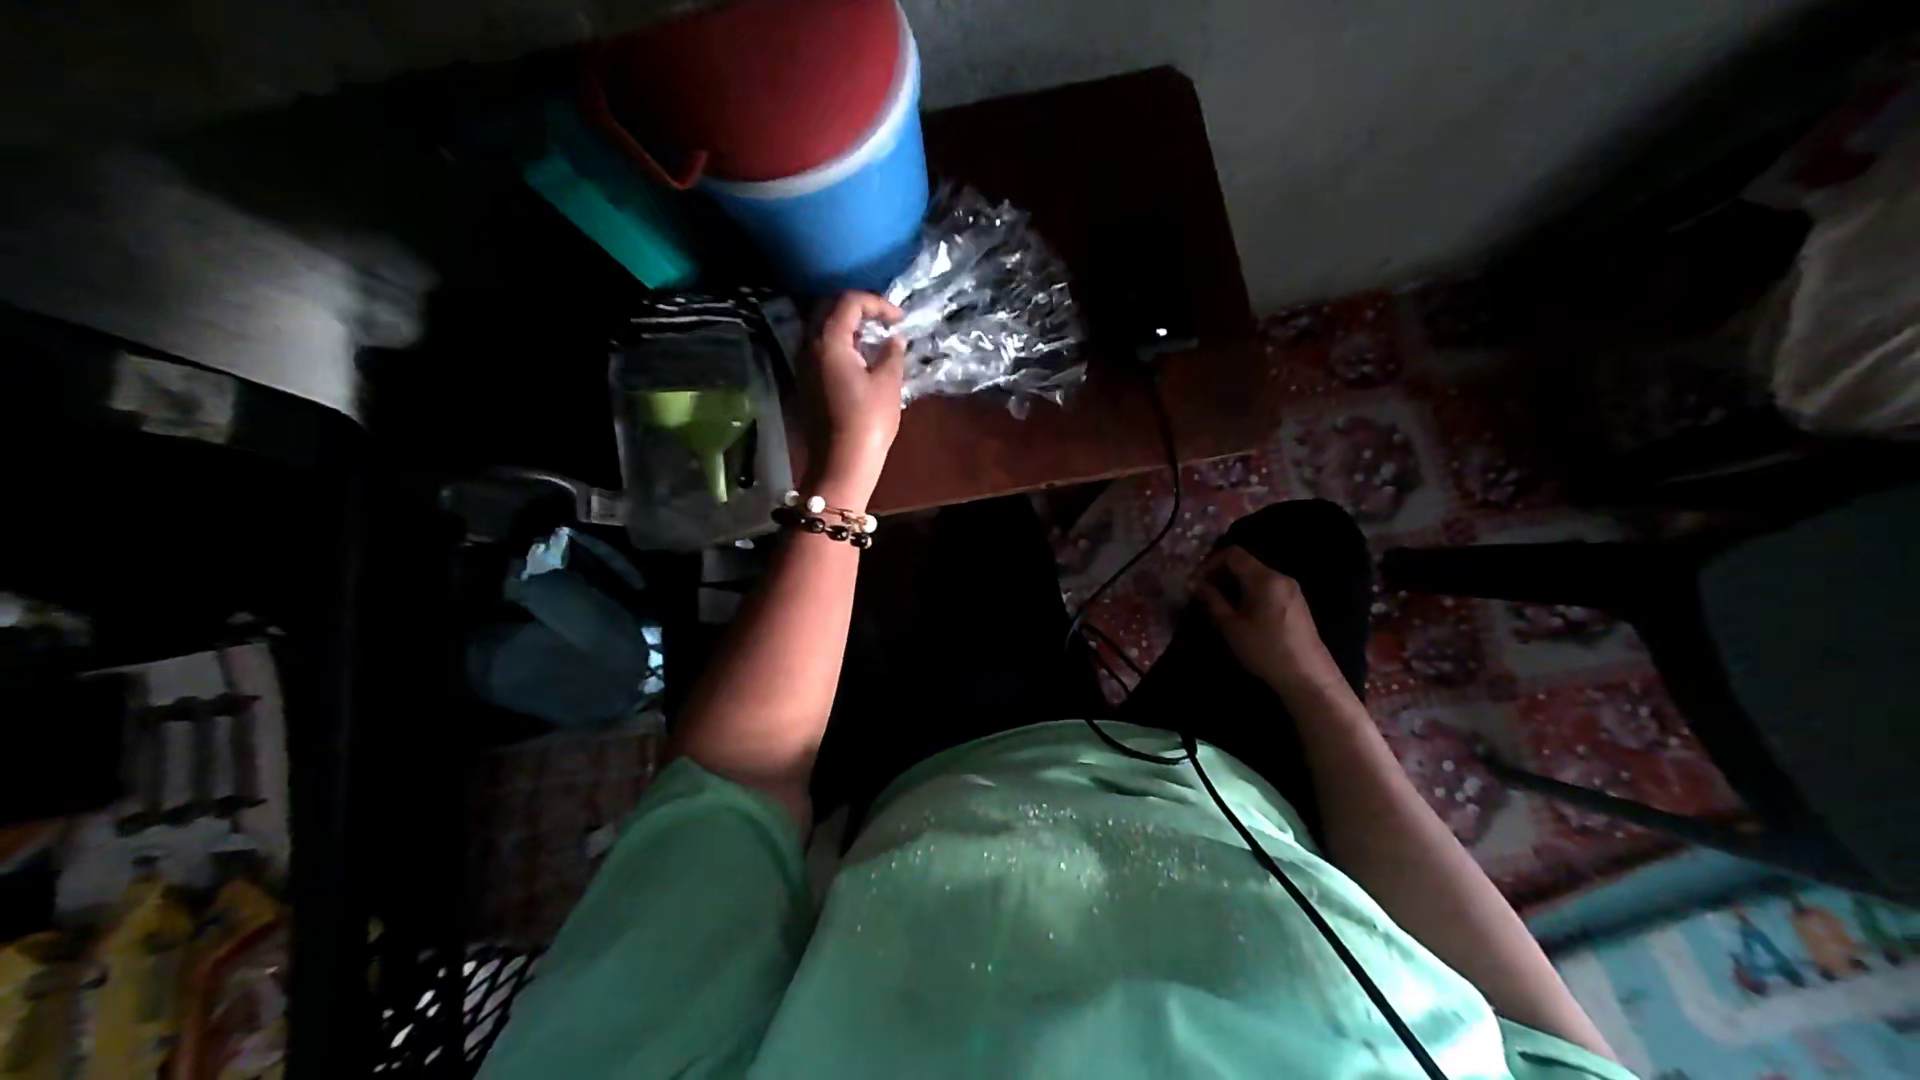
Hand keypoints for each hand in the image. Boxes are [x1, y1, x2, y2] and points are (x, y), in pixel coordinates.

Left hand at [804, 292, 905, 507]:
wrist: (842, 462)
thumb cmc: (869, 421)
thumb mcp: (888, 383)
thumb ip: (892, 353)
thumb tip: (894, 339)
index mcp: (828, 341)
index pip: (849, 302)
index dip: (877, 303)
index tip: (899, 318)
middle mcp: (808, 346)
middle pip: (828, 309)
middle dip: (858, 308)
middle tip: (883, 320)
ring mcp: (803, 364)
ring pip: (820, 328)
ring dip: (846, 326)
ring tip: (873, 337)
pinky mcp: (805, 381)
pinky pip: (818, 348)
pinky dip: (838, 343)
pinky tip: (859, 358)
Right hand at [1193, 547, 1346, 699]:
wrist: (1307, 676)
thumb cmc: (1265, 649)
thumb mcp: (1231, 626)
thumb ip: (1212, 599)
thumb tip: (1193, 583)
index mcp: (1265, 578)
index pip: (1233, 554)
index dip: (1209, 563)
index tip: (1196, 582)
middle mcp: (1280, 577)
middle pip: (1244, 563)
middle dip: (1219, 574)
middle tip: (1201, 593)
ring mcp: (1291, 590)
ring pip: (1255, 576)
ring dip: (1233, 584)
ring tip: (1217, 604)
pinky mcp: (1295, 603)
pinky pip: (1266, 587)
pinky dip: (1248, 592)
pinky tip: (1239, 612)